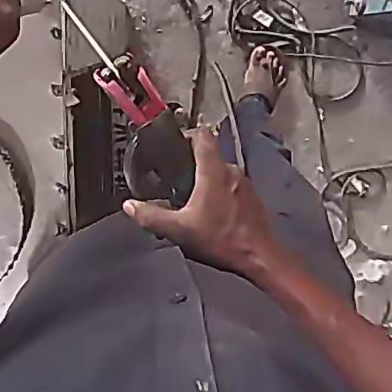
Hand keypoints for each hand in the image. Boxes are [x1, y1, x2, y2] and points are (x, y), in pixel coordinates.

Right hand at [123, 128, 292, 281]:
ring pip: (221, 171)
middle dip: (192, 163)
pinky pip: (232, 186)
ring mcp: (245, 184)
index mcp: (213, 171)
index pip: (202, 135)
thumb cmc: (224, 240)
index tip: (175, 142)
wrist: (261, 257)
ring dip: (207, 179)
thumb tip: (130, 206)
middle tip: (176, 176)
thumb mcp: (180, 230)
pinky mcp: (252, 197)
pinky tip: (212, 212)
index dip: (187, 134)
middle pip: (209, 154)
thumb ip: (152, 216)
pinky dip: (221, 192)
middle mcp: (232, 171)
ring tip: (192, 198)